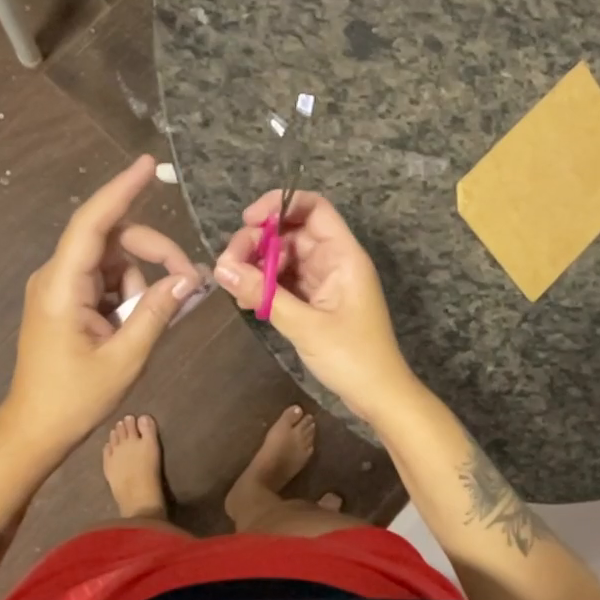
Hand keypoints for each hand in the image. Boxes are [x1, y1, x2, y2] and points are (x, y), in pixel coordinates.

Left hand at [2, 156, 204, 453]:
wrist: (37, 427)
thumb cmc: (76, 396)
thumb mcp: (126, 357)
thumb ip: (158, 313)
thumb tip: (188, 279)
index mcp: (62, 285)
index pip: (94, 223)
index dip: (122, 191)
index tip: (148, 165)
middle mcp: (57, 276)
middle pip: (113, 241)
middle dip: (155, 255)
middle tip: (192, 285)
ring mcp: (60, 289)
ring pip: (116, 265)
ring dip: (144, 286)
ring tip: (151, 327)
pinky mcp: (67, 303)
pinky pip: (109, 285)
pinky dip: (132, 298)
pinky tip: (141, 326)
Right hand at [214, 191, 414, 416]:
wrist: (378, 395)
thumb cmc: (354, 359)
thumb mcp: (306, 326)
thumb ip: (263, 294)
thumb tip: (221, 268)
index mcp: (344, 257)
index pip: (314, 208)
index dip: (280, 204)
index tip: (249, 222)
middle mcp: (334, 263)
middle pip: (290, 232)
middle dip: (258, 241)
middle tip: (230, 265)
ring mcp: (325, 283)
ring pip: (284, 258)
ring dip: (257, 266)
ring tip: (235, 286)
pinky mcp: (317, 304)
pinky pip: (286, 283)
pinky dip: (266, 287)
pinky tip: (248, 301)